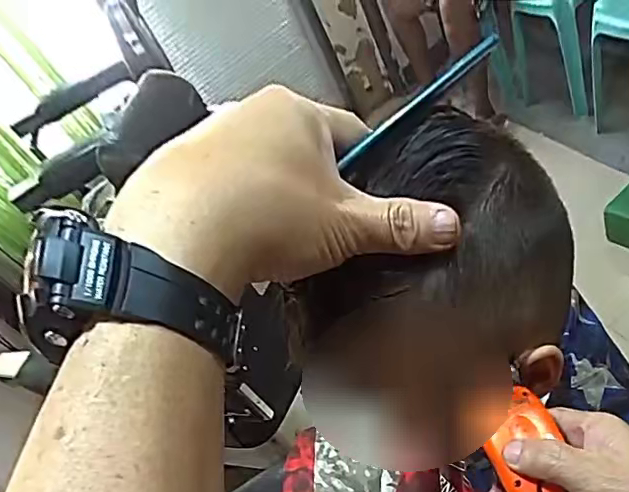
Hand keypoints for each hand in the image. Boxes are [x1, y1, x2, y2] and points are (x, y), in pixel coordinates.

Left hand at [104, 85, 459, 294]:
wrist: (181, 238)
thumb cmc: (261, 214)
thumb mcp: (349, 224)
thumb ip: (401, 224)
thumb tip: (447, 224)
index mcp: (296, 112)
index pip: (357, 134)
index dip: (374, 172)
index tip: (378, 201)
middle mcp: (252, 112)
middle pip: (313, 154)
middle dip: (329, 192)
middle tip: (339, 230)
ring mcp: (216, 137)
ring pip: (273, 172)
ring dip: (289, 202)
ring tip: (296, 241)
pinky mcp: (190, 170)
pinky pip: (238, 189)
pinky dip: (253, 213)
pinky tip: (259, 243)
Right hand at [490, 409, 628, 491]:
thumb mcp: (591, 473)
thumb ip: (548, 461)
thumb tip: (510, 449)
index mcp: (594, 432)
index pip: (546, 422)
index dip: (517, 433)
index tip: (490, 449)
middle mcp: (592, 457)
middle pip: (542, 463)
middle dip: (520, 484)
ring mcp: (595, 490)